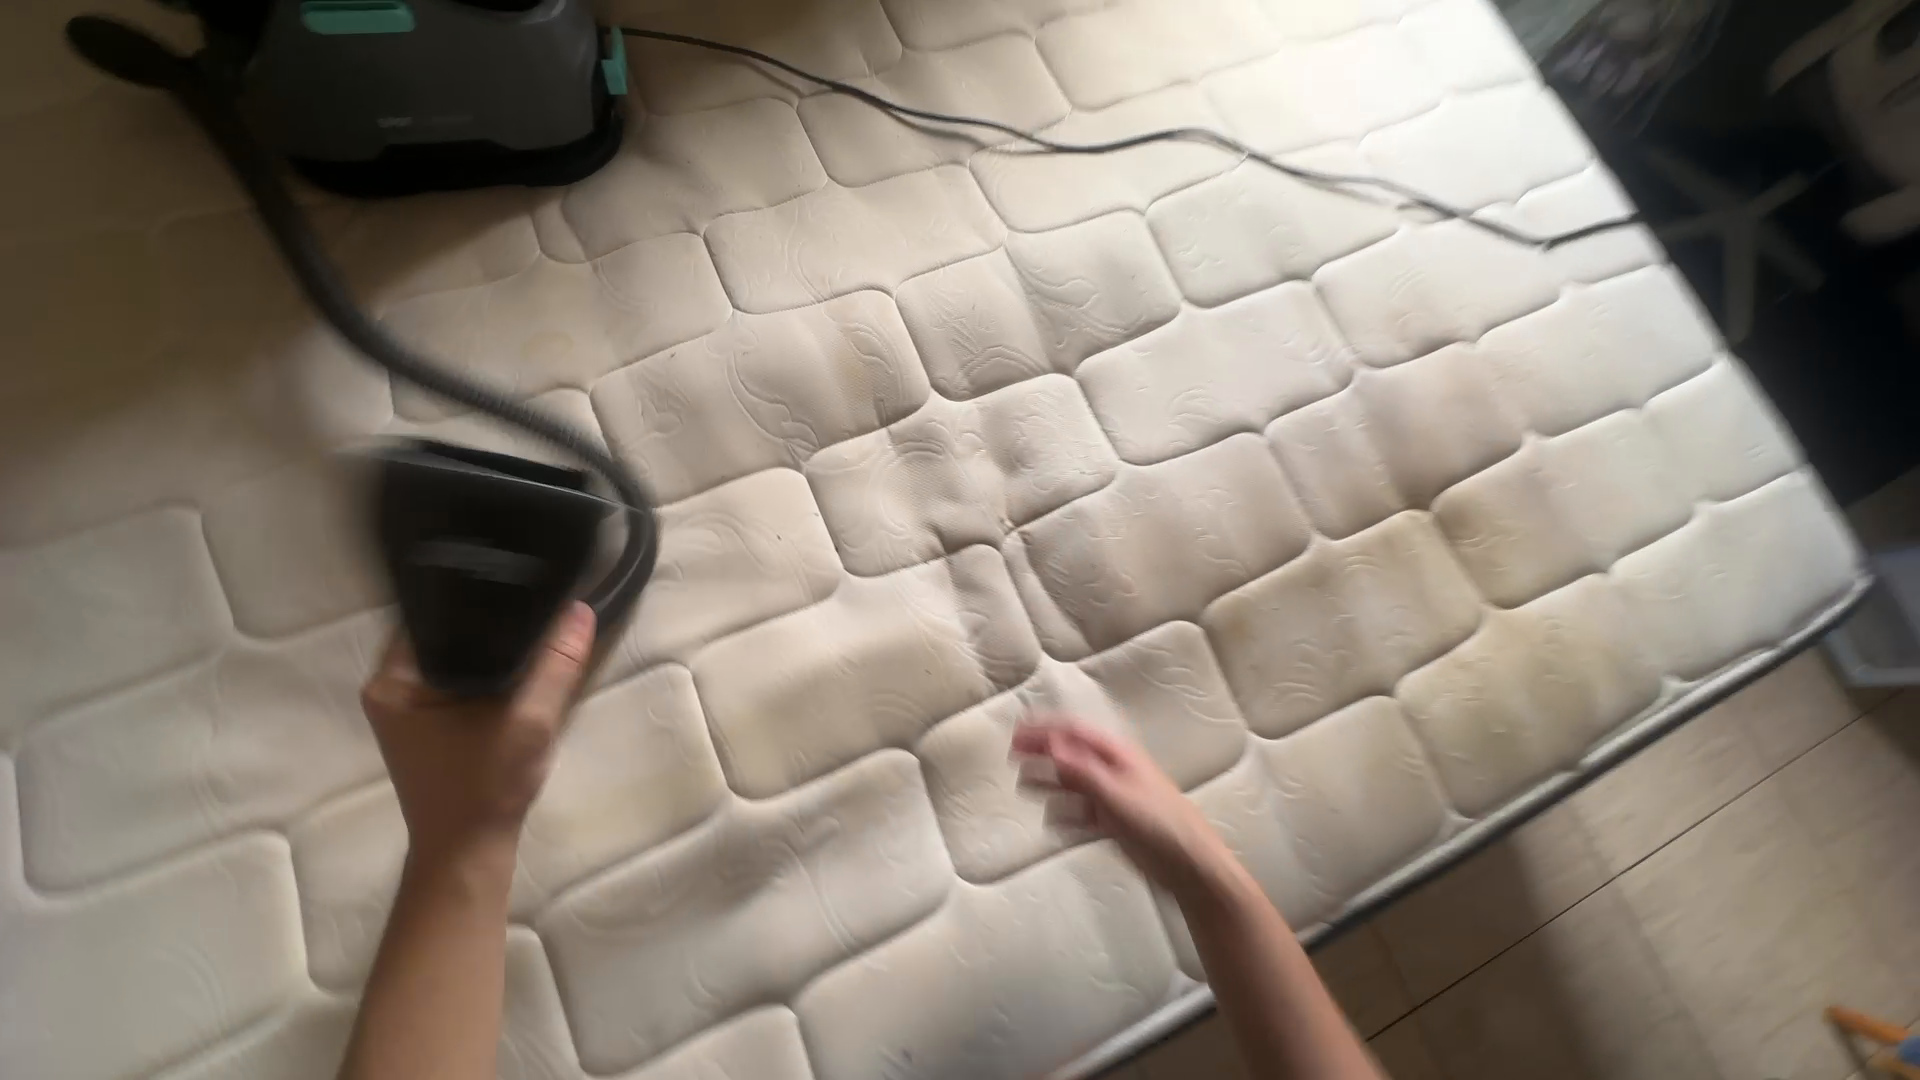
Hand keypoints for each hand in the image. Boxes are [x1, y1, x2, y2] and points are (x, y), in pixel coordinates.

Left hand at [359, 602, 595, 866]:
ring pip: (460, 654)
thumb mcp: (529, 720)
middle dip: (493, 618)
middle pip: (449, 632)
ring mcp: (411, 705)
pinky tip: (526, 659)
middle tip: (538, 593)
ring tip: (538, 617)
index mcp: (393, 681)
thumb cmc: (486, 785)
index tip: (520, 577)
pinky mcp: (433, 719)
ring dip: (496, 645)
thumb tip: (580, 610)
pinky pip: (465, 675)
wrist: (470, 851)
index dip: (479, 595)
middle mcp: (393, 686)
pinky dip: (493, 668)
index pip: (435, 614)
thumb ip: (556, 665)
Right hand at [1012, 716, 1232, 896]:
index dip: (1045, 728)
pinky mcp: (1114, 823)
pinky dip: (1065, 813)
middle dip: (1042, 751)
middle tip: (1012, 754)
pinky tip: (1051, 820)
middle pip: (1070, 755)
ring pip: (1073, 783)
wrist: (1190, 866)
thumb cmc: (1159, 822)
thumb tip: (1051, 746)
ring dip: (1049, 781)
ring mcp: (1113, 797)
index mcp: (1117, 755)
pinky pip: (1082, 813)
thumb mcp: (1116, 794)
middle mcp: (1113, 771)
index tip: (1017, 731)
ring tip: (1023, 784)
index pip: (1075, 732)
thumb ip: (1082, 771)